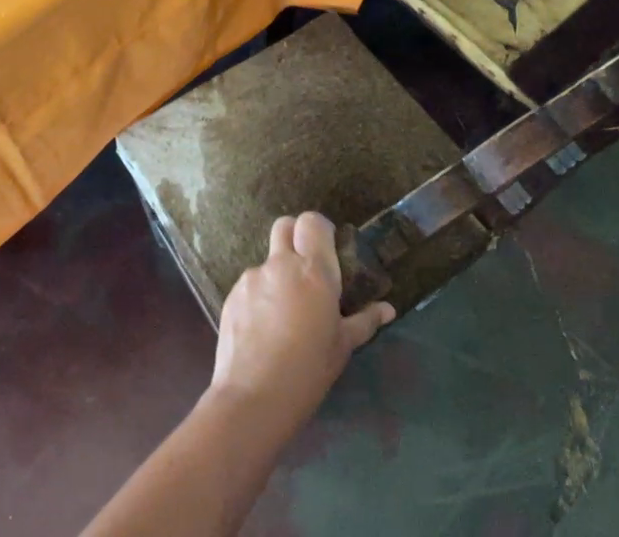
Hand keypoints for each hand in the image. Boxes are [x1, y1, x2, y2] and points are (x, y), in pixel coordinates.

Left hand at [209, 212, 394, 427]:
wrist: (253, 396)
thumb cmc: (309, 369)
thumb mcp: (342, 346)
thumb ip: (364, 321)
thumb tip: (387, 309)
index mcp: (314, 272)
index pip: (313, 222)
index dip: (320, 229)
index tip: (327, 249)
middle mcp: (280, 265)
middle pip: (284, 225)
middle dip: (295, 236)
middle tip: (307, 267)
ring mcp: (252, 278)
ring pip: (267, 260)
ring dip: (278, 273)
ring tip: (285, 312)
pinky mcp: (231, 295)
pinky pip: (250, 284)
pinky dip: (260, 295)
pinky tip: (264, 327)